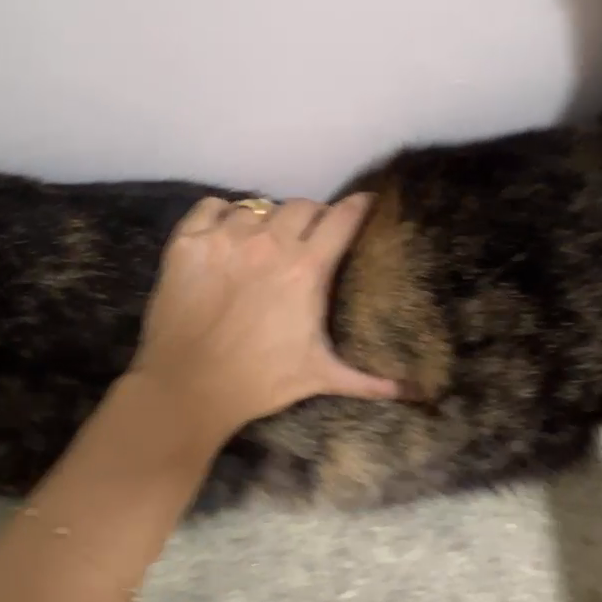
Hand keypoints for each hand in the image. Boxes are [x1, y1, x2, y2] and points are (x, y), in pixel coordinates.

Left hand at [127, 195, 400, 443]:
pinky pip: (212, 207)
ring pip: (258, 207)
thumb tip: (414, 395)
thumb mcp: (320, 377)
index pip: (343, 217)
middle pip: (303, 206)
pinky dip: (223, 215)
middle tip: (310, 238)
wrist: (187, 388)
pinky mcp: (188, 242)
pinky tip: (226, 235)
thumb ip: (368, 380)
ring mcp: (225, 239)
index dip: (358, 207)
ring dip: (267, 222)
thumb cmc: (260, 382)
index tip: (365, 206)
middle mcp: (269, 243)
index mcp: (307, 268)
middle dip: (313, 218)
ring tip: (264, 244)